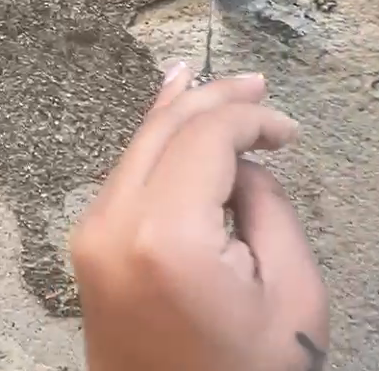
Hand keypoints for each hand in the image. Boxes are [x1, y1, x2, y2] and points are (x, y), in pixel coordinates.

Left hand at [69, 67, 328, 370]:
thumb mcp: (291, 293)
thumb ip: (266, 203)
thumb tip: (240, 161)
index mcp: (165, 236)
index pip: (205, 137)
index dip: (249, 118)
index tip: (288, 130)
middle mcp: (113, 222)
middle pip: (163, 128)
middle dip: (212, 97)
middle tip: (256, 84)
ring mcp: (90, 232)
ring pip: (138, 143)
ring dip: (181, 112)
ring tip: (217, 85)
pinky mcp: (87, 244)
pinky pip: (126, 173)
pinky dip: (156, 142)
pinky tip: (173, 114)